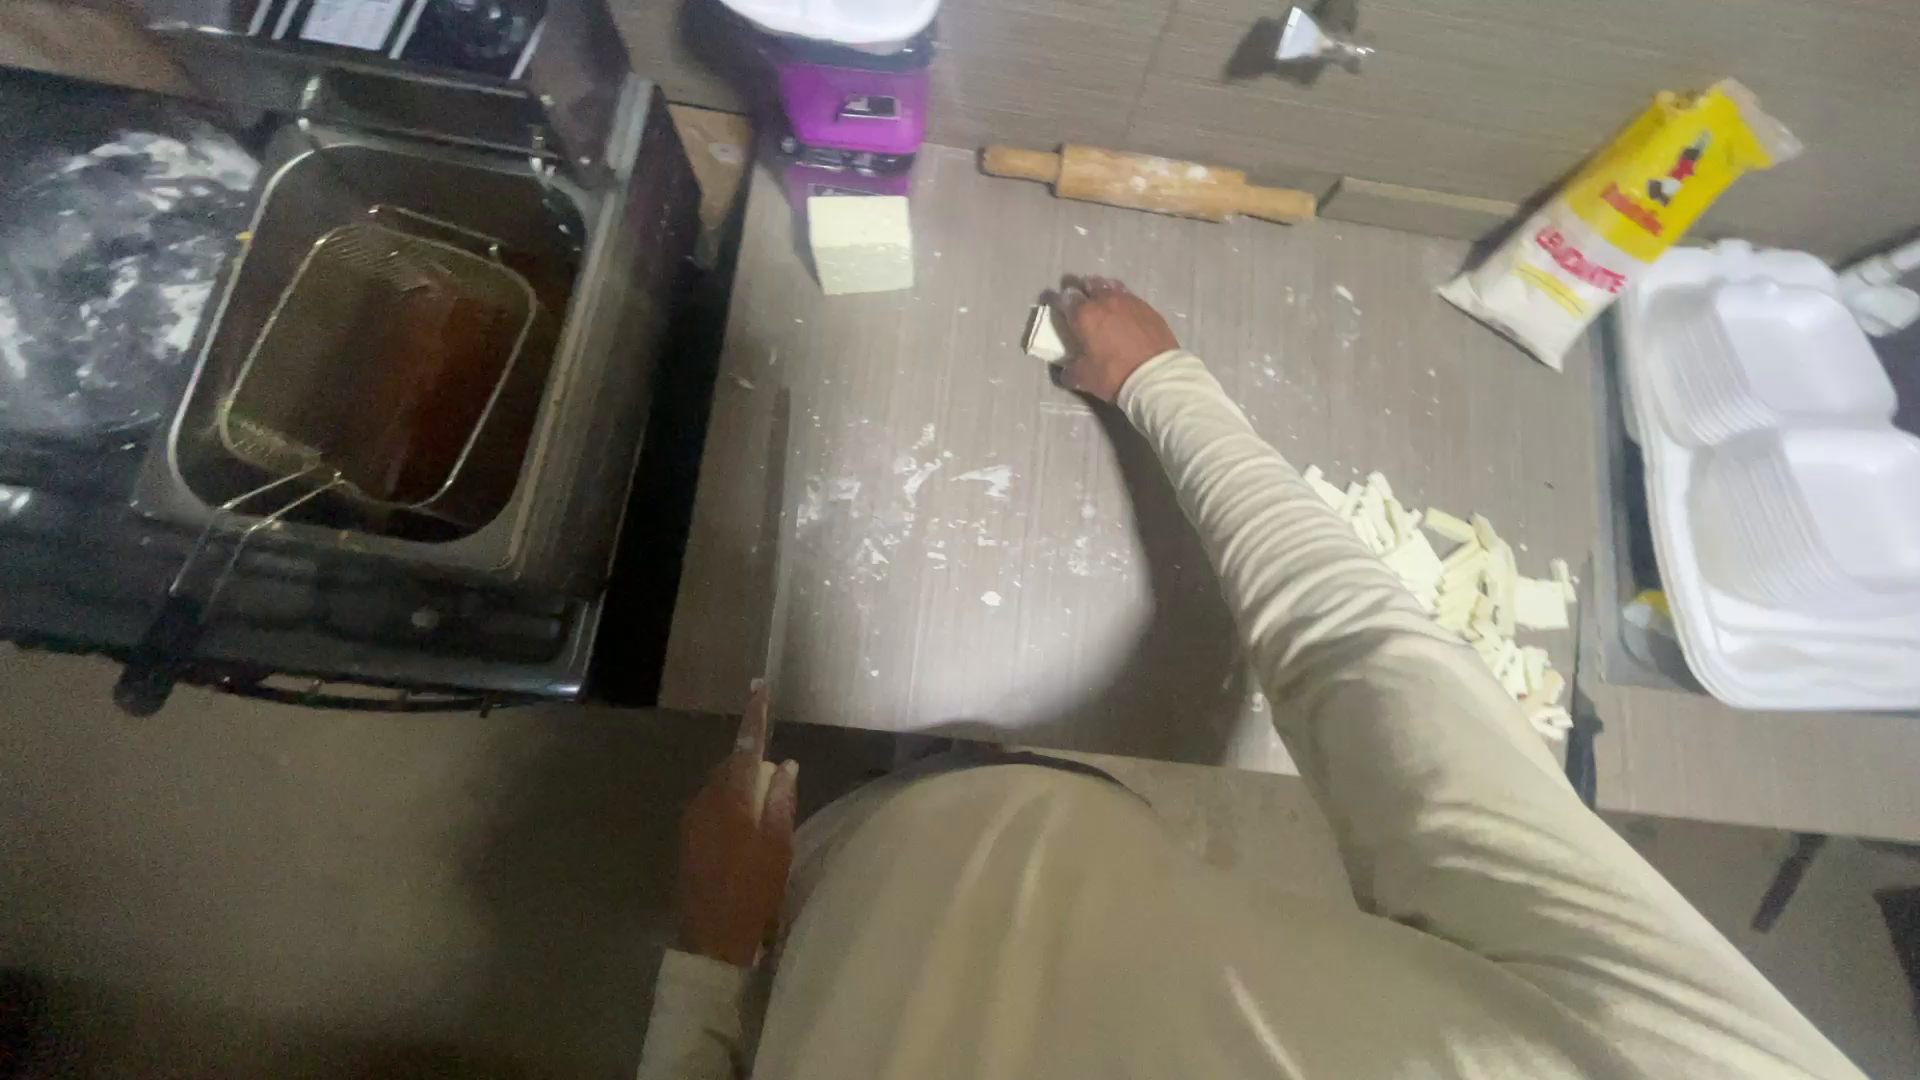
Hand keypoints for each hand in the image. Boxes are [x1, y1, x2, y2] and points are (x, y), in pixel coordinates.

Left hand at [673, 685, 798, 966]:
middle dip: (753, 761)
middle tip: (778, 780)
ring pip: (720, 785)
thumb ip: (780, 799)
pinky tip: (745, 830)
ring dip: (741, 786)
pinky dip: (730, 805)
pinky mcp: (688, 837)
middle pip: (731, 764)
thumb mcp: (778, 844)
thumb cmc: (753, 891)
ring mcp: (692, 819)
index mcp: (731, 799)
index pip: (746, 746)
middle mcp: (706, 801)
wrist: (711, 940)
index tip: (759, 687)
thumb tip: (785, 764)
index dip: (755, 715)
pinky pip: (712, 805)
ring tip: (765, 812)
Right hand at [1053, 276, 1180, 402]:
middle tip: (1081, 304)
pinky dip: (1122, 301)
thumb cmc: (1113, 373)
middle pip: (1089, 284)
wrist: (1155, 374)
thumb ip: (1069, 371)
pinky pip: (1129, 296)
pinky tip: (1124, 312)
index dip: (1057, 301)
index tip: (1057, 308)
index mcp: (1084, 314)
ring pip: (1110, 285)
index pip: (1064, 298)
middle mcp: (1104, 300)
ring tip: (1102, 303)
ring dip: (1103, 291)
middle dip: (1082, 291)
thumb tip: (1065, 371)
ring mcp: (1129, 300)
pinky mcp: (1147, 307)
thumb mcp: (1084, 378)